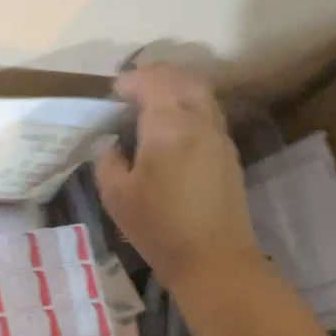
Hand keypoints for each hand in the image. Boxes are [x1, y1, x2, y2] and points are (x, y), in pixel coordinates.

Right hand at [95, 63, 262, 284]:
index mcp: (169, 126)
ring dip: (175, 89)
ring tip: (151, 104)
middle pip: (182, 79)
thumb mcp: (117, 196)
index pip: (152, 82)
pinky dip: (188, 107)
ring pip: (200, 94)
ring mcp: (219, 136)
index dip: (131, 80)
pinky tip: (171, 129)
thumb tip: (111, 146)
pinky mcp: (228, 154)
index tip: (112, 91)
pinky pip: (207, 114)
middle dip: (156, 76)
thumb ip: (108, 162)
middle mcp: (199, 121)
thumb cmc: (159, 227)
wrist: (214, 259)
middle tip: (131, 89)